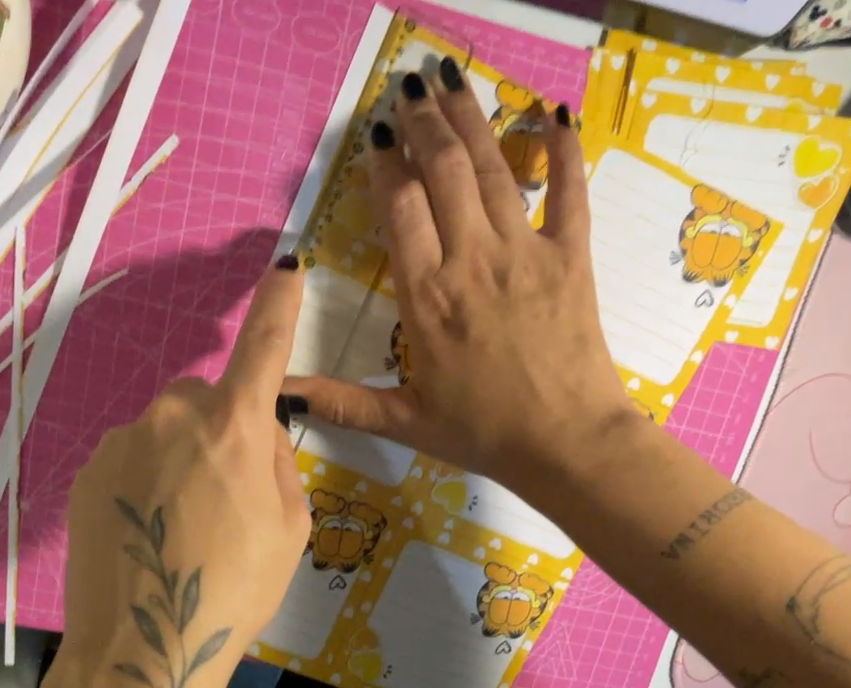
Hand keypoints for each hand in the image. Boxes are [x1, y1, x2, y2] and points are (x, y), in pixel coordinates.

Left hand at [61, 262, 311, 687]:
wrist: (142, 645)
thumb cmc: (234, 591)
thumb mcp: (291, 529)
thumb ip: (279, 463)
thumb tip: (260, 431)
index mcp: (236, 426)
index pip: (264, 347)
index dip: (278, 305)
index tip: (284, 266)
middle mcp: (173, 414)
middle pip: (206, 401)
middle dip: (219, 431)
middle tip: (224, 498)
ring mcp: (122, 440)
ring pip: (164, 432)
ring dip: (177, 461)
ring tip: (180, 529)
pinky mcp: (87, 470)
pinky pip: (128, 459)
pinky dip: (141, 483)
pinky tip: (145, 534)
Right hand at [282, 61, 636, 492]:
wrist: (567, 445)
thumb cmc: (482, 434)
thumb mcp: (403, 421)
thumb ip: (341, 402)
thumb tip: (279, 393)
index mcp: (426, 298)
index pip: (400, 209)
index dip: (385, 165)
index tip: (375, 136)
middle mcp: (472, 261)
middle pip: (443, 172)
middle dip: (422, 123)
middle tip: (408, 89)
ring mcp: (524, 253)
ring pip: (493, 169)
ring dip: (470, 118)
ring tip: (450, 79)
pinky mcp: (571, 257)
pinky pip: (570, 190)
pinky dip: (563, 148)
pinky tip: (551, 112)